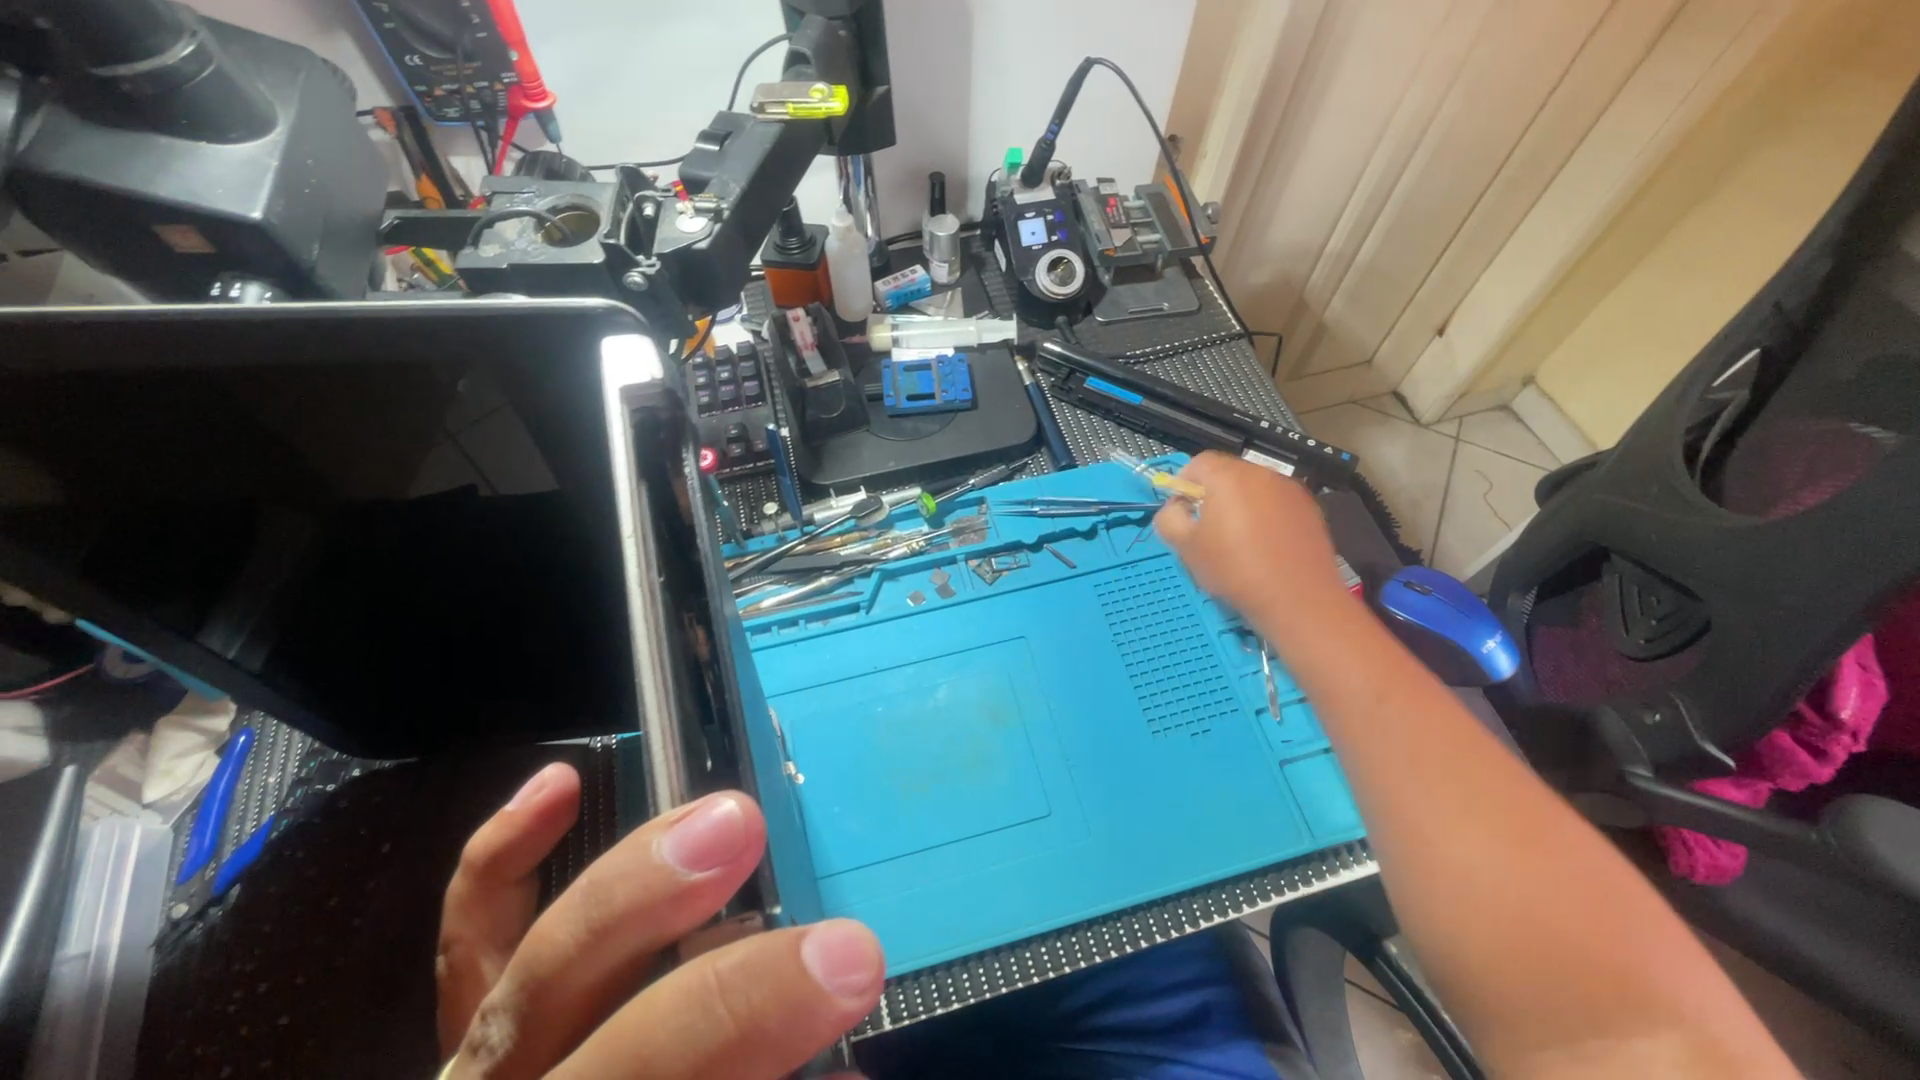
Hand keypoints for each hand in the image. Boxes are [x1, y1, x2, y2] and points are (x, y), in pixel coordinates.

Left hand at [437, 764, 884, 1078]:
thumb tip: (849, 1077)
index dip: (755, 1046)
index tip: (855, 1002)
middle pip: (614, 1060)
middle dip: (726, 1001)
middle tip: (833, 944)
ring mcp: (471, 1068)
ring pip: (525, 975)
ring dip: (633, 893)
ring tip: (729, 822)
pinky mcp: (463, 1030)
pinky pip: (466, 939)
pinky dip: (502, 857)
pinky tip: (562, 783)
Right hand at [1153, 452, 1348, 629]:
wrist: (1297, 598)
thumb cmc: (1234, 569)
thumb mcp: (1185, 547)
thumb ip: (1169, 518)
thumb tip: (1177, 507)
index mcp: (1228, 477)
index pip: (1198, 462)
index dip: (1185, 483)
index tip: (1184, 512)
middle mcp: (1262, 473)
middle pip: (1228, 474)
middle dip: (1213, 495)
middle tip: (1208, 531)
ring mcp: (1291, 489)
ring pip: (1254, 489)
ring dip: (1241, 506)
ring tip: (1240, 542)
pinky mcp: (1310, 509)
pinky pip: (1277, 504)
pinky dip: (1266, 516)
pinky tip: (1266, 547)